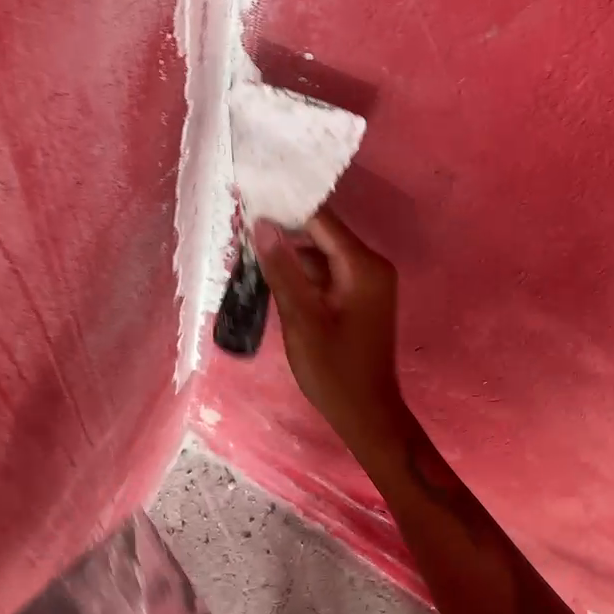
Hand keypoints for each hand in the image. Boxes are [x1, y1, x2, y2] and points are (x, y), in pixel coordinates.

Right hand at [251, 208, 409, 451]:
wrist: (367, 415)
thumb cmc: (334, 370)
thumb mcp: (301, 318)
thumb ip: (281, 268)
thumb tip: (261, 223)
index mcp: (362, 265)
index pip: (321, 220)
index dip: (286, 208)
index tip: (251, 197)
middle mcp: (370, 265)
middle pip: (322, 234)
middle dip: (284, 230)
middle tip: (244, 224)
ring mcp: (367, 281)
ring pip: (321, 253)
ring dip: (290, 253)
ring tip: (250, 247)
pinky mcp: (359, 296)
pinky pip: (327, 271)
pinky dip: (303, 272)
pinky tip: (273, 274)